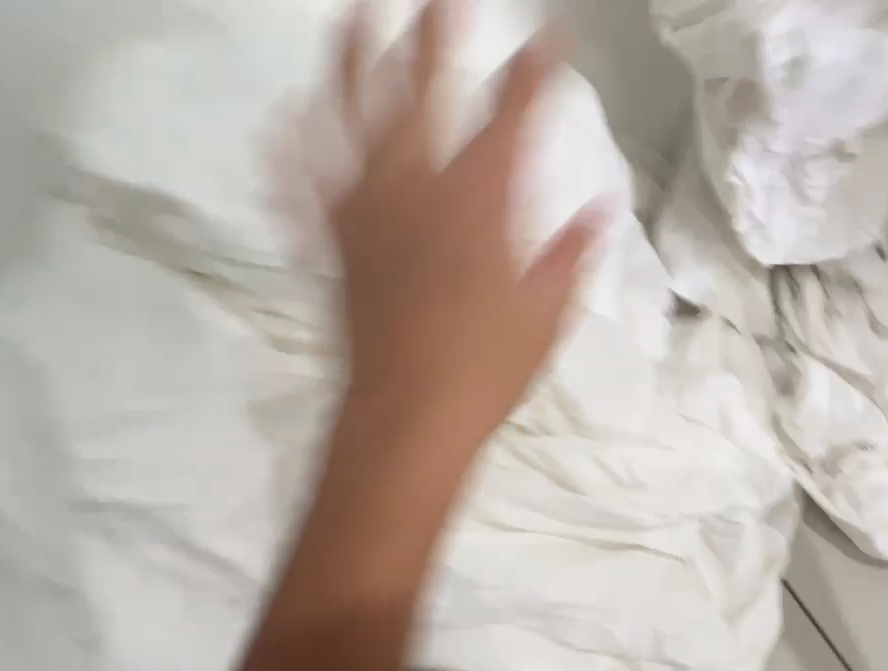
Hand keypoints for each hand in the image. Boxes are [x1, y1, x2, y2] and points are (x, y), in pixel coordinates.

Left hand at [290, 0, 606, 458]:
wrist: (408, 414)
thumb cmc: (487, 369)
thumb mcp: (547, 315)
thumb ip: (571, 254)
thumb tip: (601, 210)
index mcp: (482, 202)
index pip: (513, 115)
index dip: (535, 70)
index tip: (551, 35)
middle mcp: (419, 185)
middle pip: (424, 87)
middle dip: (438, 30)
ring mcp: (367, 207)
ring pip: (353, 113)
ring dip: (354, 57)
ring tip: (355, 12)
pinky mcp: (333, 239)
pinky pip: (307, 179)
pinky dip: (295, 144)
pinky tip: (286, 116)